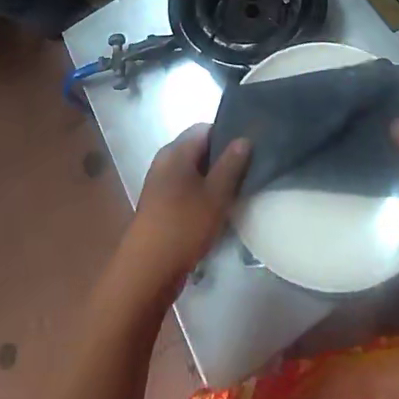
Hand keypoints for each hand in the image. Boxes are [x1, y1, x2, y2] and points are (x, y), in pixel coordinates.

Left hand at [120, 125, 249, 288]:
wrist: (148, 269)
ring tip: (238, 192)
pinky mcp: (161, 206)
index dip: (228, 134)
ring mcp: (160, 184)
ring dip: (213, 180)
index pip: (205, 129)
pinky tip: (218, 211)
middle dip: (222, 159)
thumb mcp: (215, 194)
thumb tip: (243, 139)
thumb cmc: (184, 225)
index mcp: (175, 151)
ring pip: (193, 172)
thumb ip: (231, 164)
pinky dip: (202, 195)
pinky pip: (186, 191)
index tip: (250, 149)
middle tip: (248, 172)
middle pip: (199, 150)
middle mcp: (165, 161)